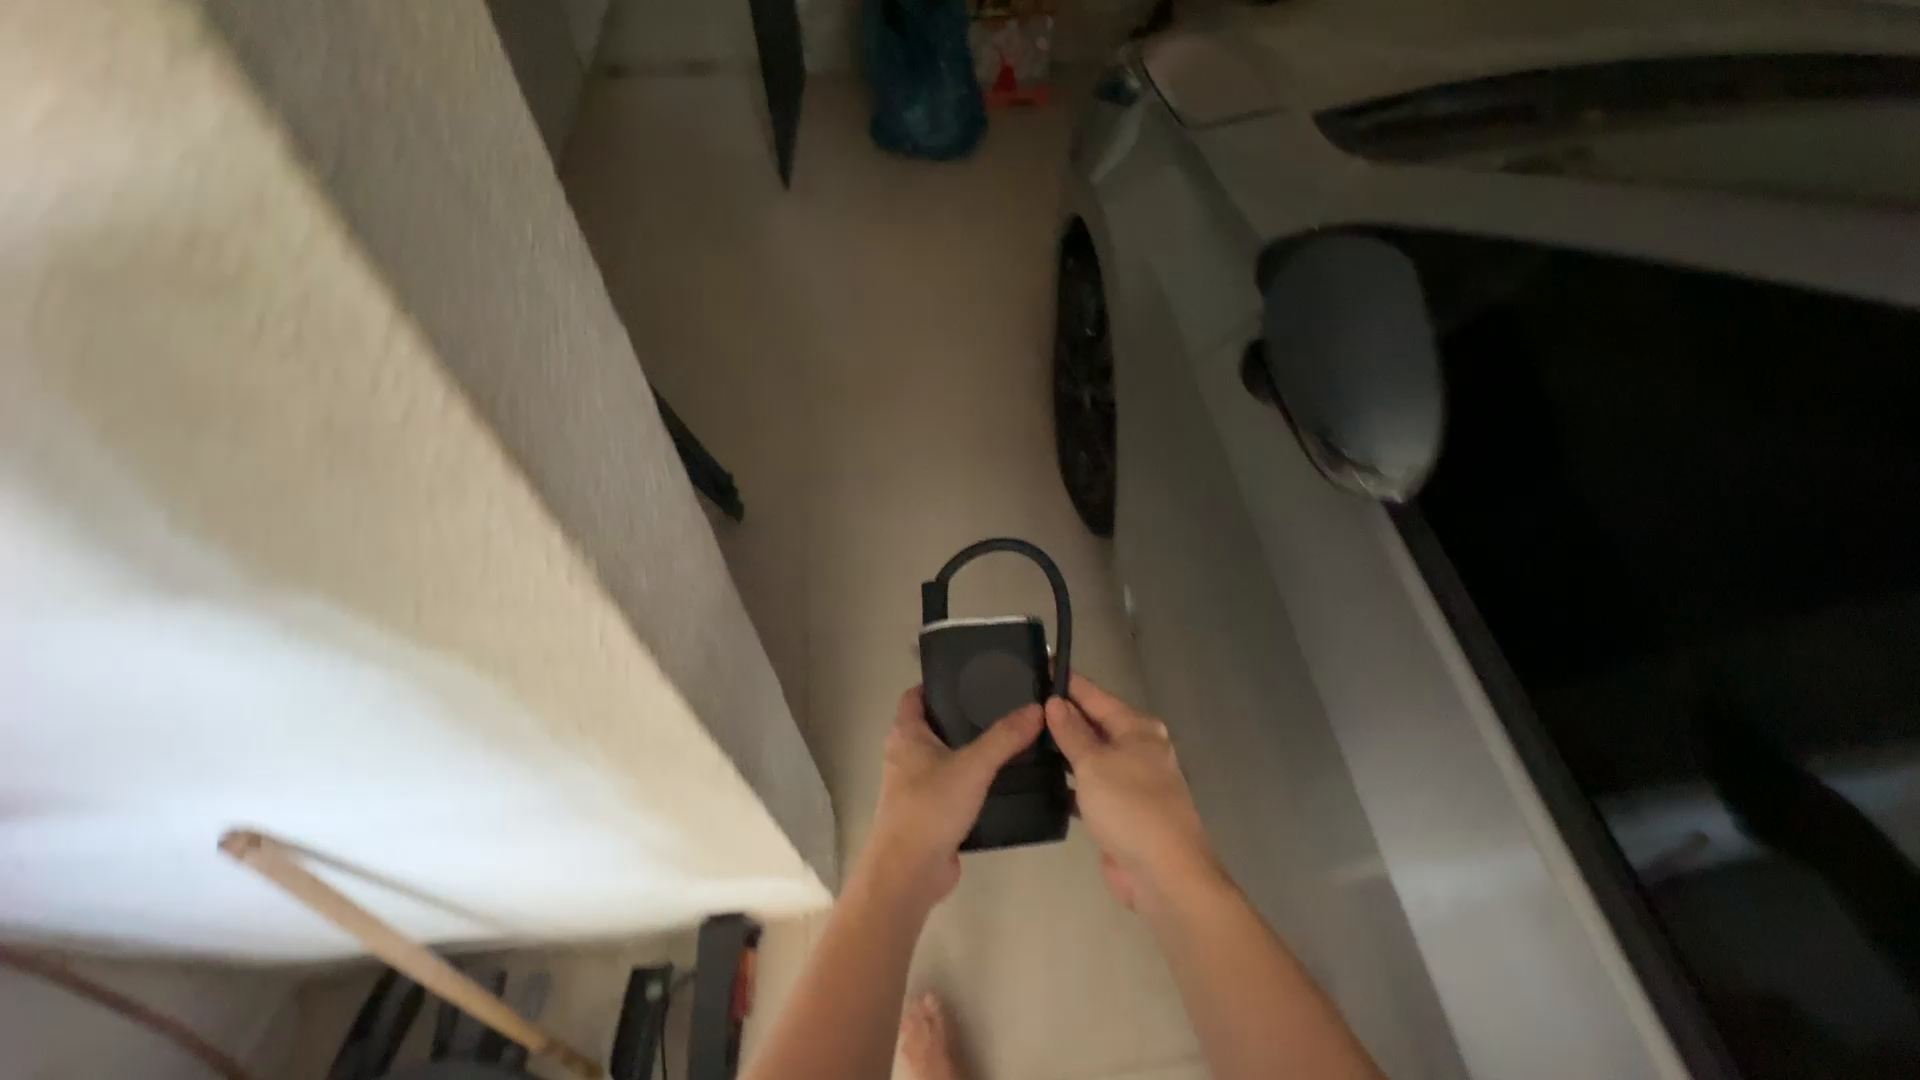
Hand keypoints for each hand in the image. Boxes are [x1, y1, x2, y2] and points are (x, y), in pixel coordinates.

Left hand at [859, 687, 1043, 908]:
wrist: (911, 872)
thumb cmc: (930, 807)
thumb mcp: (973, 766)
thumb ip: (1005, 737)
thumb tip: (1037, 708)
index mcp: (906, 735)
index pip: (915, 695)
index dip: (938, 682)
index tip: (972, 676)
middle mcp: (906, 756)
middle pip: (935, 724)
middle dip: (964, 716)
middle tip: (1003, 706)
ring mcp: (916, 786)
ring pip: (947, 757)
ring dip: (972, 750)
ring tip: (1011, 739)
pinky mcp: (932, 812)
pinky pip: (955, 786)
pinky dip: (975, 780)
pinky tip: (1005, 779)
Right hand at [1046, 674, 1220, 913]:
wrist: (1164, 874)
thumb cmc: (1131, 807)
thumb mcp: (1094, 763)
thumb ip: (1072, 733)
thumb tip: (1055, 702)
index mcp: (1138, 729)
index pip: (1096, 696)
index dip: (1068, 683)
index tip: (1041, 665)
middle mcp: (1138, 750)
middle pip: (1094, 725)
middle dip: (1062, 717)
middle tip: (1021, 705)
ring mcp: (1130, 782)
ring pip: (1090, 757)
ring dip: (1063, 752)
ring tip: (1023, 739)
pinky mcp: (1120, 812)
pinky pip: (1089, 787)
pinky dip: (1068, 783)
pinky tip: (1040, 781)